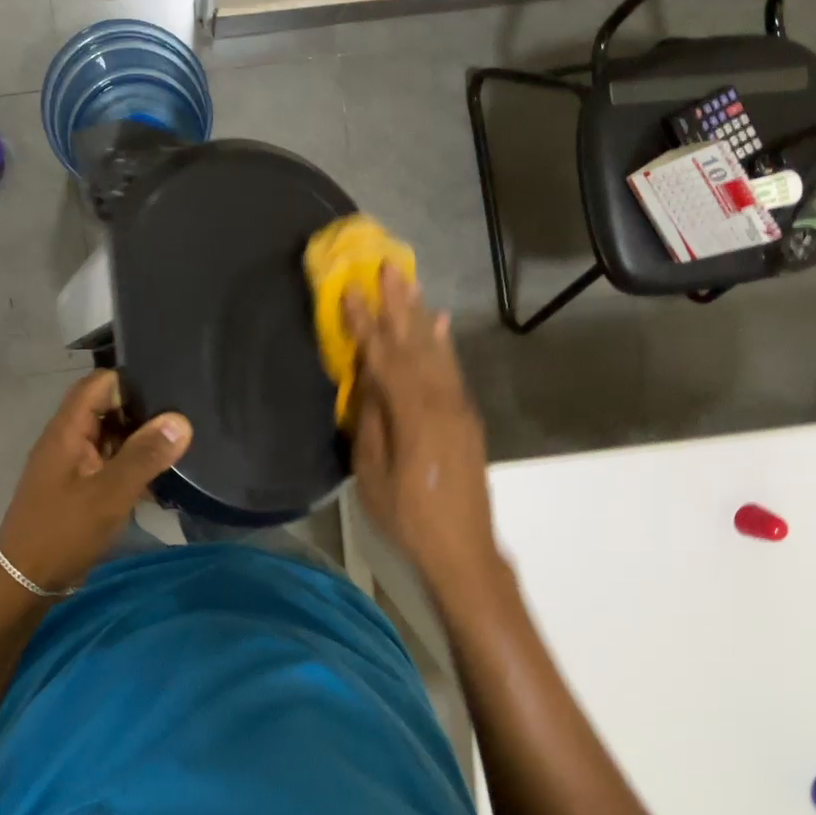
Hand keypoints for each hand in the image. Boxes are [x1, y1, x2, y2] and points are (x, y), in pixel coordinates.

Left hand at [0, 371, 191, 591]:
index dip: (133, 383)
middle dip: (143, 413)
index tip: (170, 394)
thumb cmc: (64, 531)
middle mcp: (68, 439)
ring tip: (181, 448)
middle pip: (108, 408)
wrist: (25, 581)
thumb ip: (145, 455)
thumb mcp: (110, 493)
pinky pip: (110, 463)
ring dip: (140, 442)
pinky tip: (161, 479)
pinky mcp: (79, 487)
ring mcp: (72, 464)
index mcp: (67, 429)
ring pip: (111, 437)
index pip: (101, 383)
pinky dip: (132, 467)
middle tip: (184, 423)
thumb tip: (181, 420)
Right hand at [345, 267, 495, 578]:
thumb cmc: (407, 516)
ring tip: (409, 283)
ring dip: (419, 315)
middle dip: (398, 304)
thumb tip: (367, 379)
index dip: (364, 324)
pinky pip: (451, 369)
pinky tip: (438, 325)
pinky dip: (442, 343)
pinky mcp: (466, 417)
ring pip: (435, 351)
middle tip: (388, 266)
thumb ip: (370, 420)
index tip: (350, 291)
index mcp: (412, 412)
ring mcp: (458, 407)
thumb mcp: (372, 472)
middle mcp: (440, 399)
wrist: (463, 548)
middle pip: (414, 343)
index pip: (382, 357)